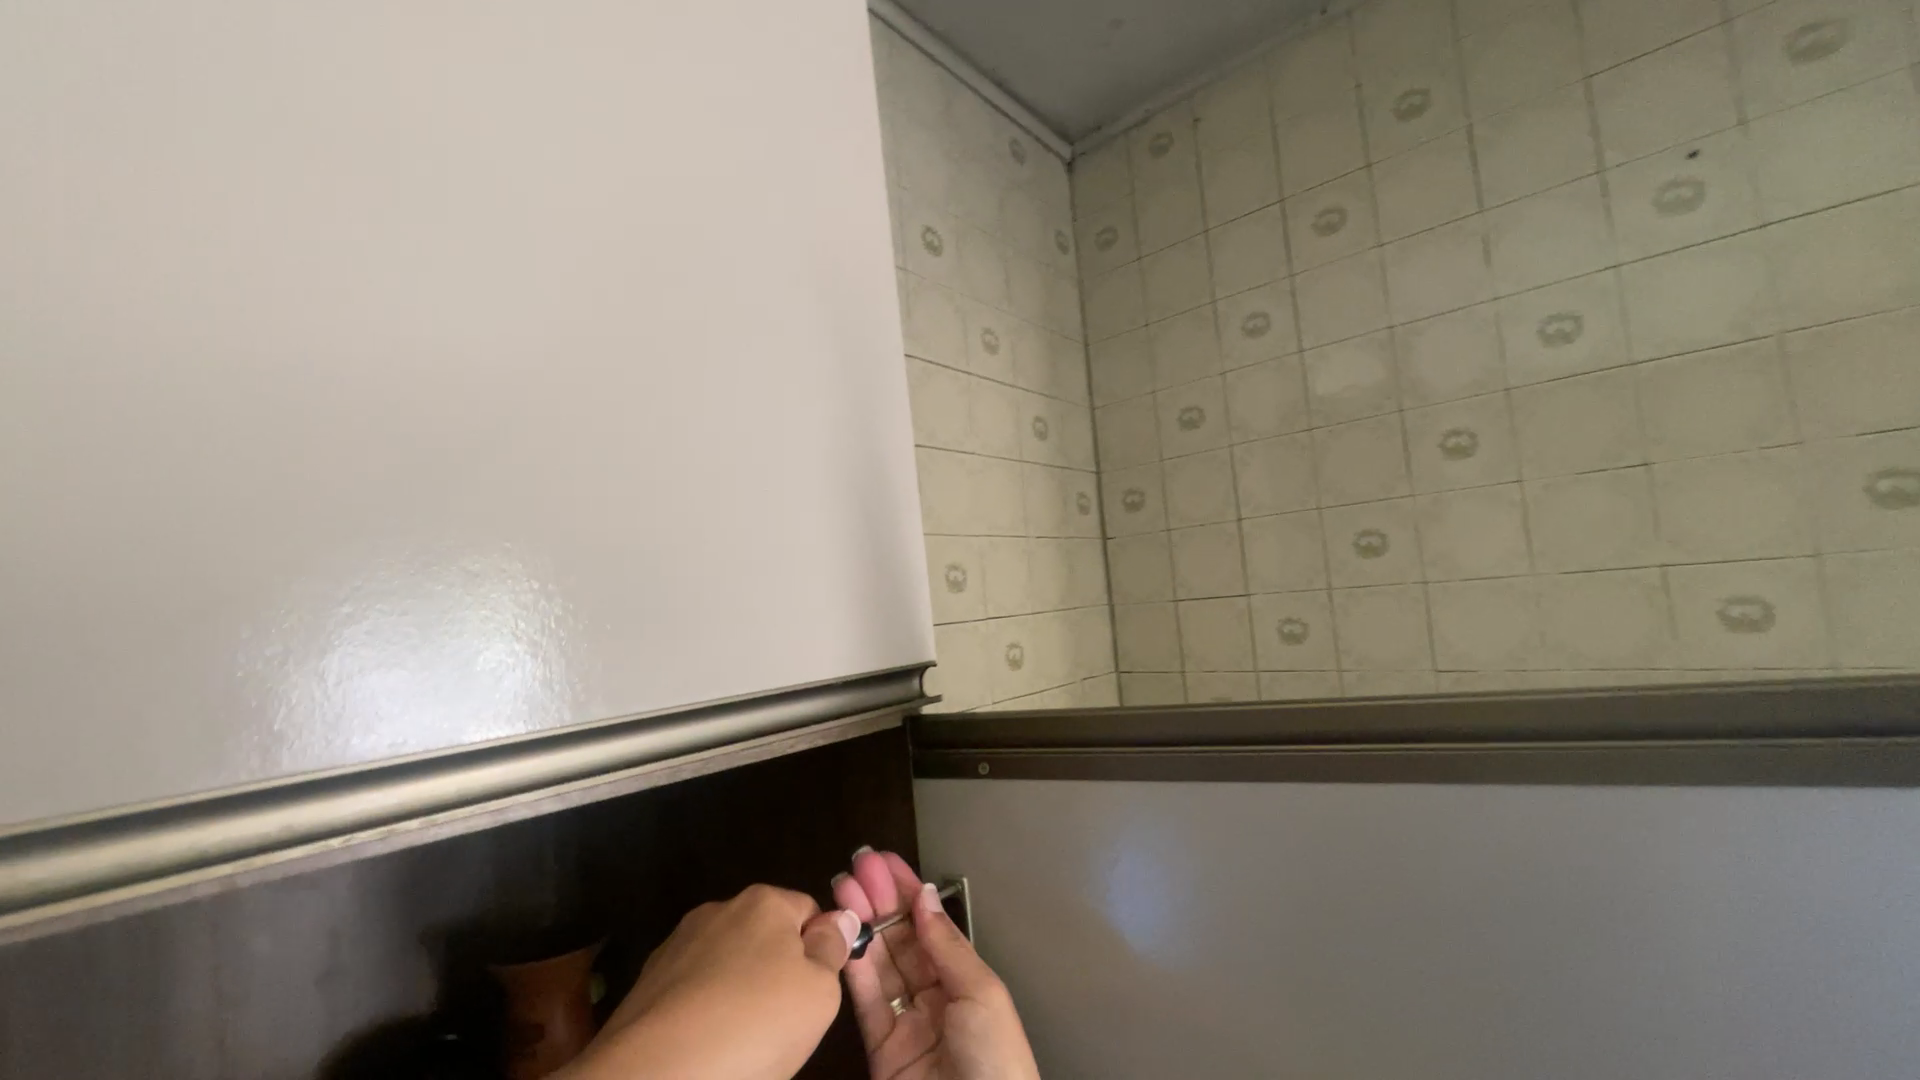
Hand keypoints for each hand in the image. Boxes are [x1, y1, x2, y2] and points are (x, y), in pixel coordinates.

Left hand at [559, 884, 857, 1079]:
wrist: (654, 1074)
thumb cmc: (753, 1026)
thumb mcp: (819, 993)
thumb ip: (833, 950)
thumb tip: (839, 919)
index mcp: (764, 902)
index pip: (808, 911)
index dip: (819, 952)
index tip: (814, 995)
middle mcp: (718, 911)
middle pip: (765, 938)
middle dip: (776, 974)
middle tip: (782, 1023)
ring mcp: (676, 947)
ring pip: (726, 968)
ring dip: (737, 995)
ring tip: (739, 1044)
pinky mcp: (645, 986)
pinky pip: (691, 995)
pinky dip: (701, 1015)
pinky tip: (704, 1049)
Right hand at [834, 850, 1040, 1079]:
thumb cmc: (995, 1060)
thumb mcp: (981, 995)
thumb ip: (946, 945)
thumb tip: (923, 895)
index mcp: (966, 980)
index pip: (931, 927)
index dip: (906, 892)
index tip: (884, 861)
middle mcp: (935, 996)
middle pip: (902, 941)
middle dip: (879, 902)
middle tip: (856, 866)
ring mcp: (907, 1023)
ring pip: (880, 965)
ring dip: (862, 926)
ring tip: (841, 889)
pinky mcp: (882, 1050)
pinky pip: (866, 1002)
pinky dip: (853, 968)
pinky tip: (842, 936)